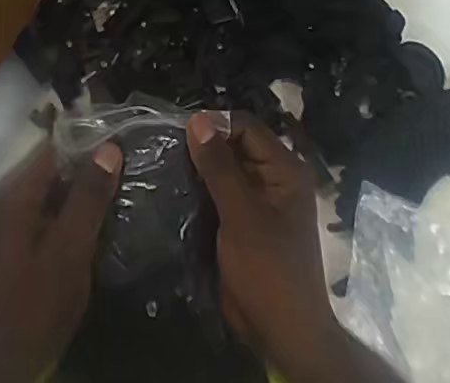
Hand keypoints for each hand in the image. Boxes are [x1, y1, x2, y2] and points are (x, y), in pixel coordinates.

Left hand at [0, 142, 122, 382]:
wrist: (6, 355)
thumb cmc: (37, 301)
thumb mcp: (69, 249)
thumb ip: (88, 198)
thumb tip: (110, 148)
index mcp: (19, 191)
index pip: (56, 145)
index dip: (90, 138)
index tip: (124, 133)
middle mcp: (16, 195)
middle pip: (58, 164)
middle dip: (93, 161)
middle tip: (133, 157)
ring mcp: (21, 216)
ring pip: (60, 186)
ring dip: (89, 185)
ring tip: (129, 178)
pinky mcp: (30, 236)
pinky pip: (58, 207)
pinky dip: (81, 205)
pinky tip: (109, 211)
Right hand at [187, 112, 396, 382]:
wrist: (279, 332)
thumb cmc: (268, 270)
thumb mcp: (242, 214)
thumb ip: (219, 165)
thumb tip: (196, 119)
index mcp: (284, 170)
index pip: (245, 127)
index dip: (214, 124)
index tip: (178, 130)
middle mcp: (272, 178)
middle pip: (233, 143)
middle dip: (203, 143)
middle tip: (166, 145)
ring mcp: (257, 199)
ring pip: (223, 166)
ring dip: (198, 164)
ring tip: (165, 160)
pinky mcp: (240, 218)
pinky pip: (218, 189)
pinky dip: (199, 184)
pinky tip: (174, 183)